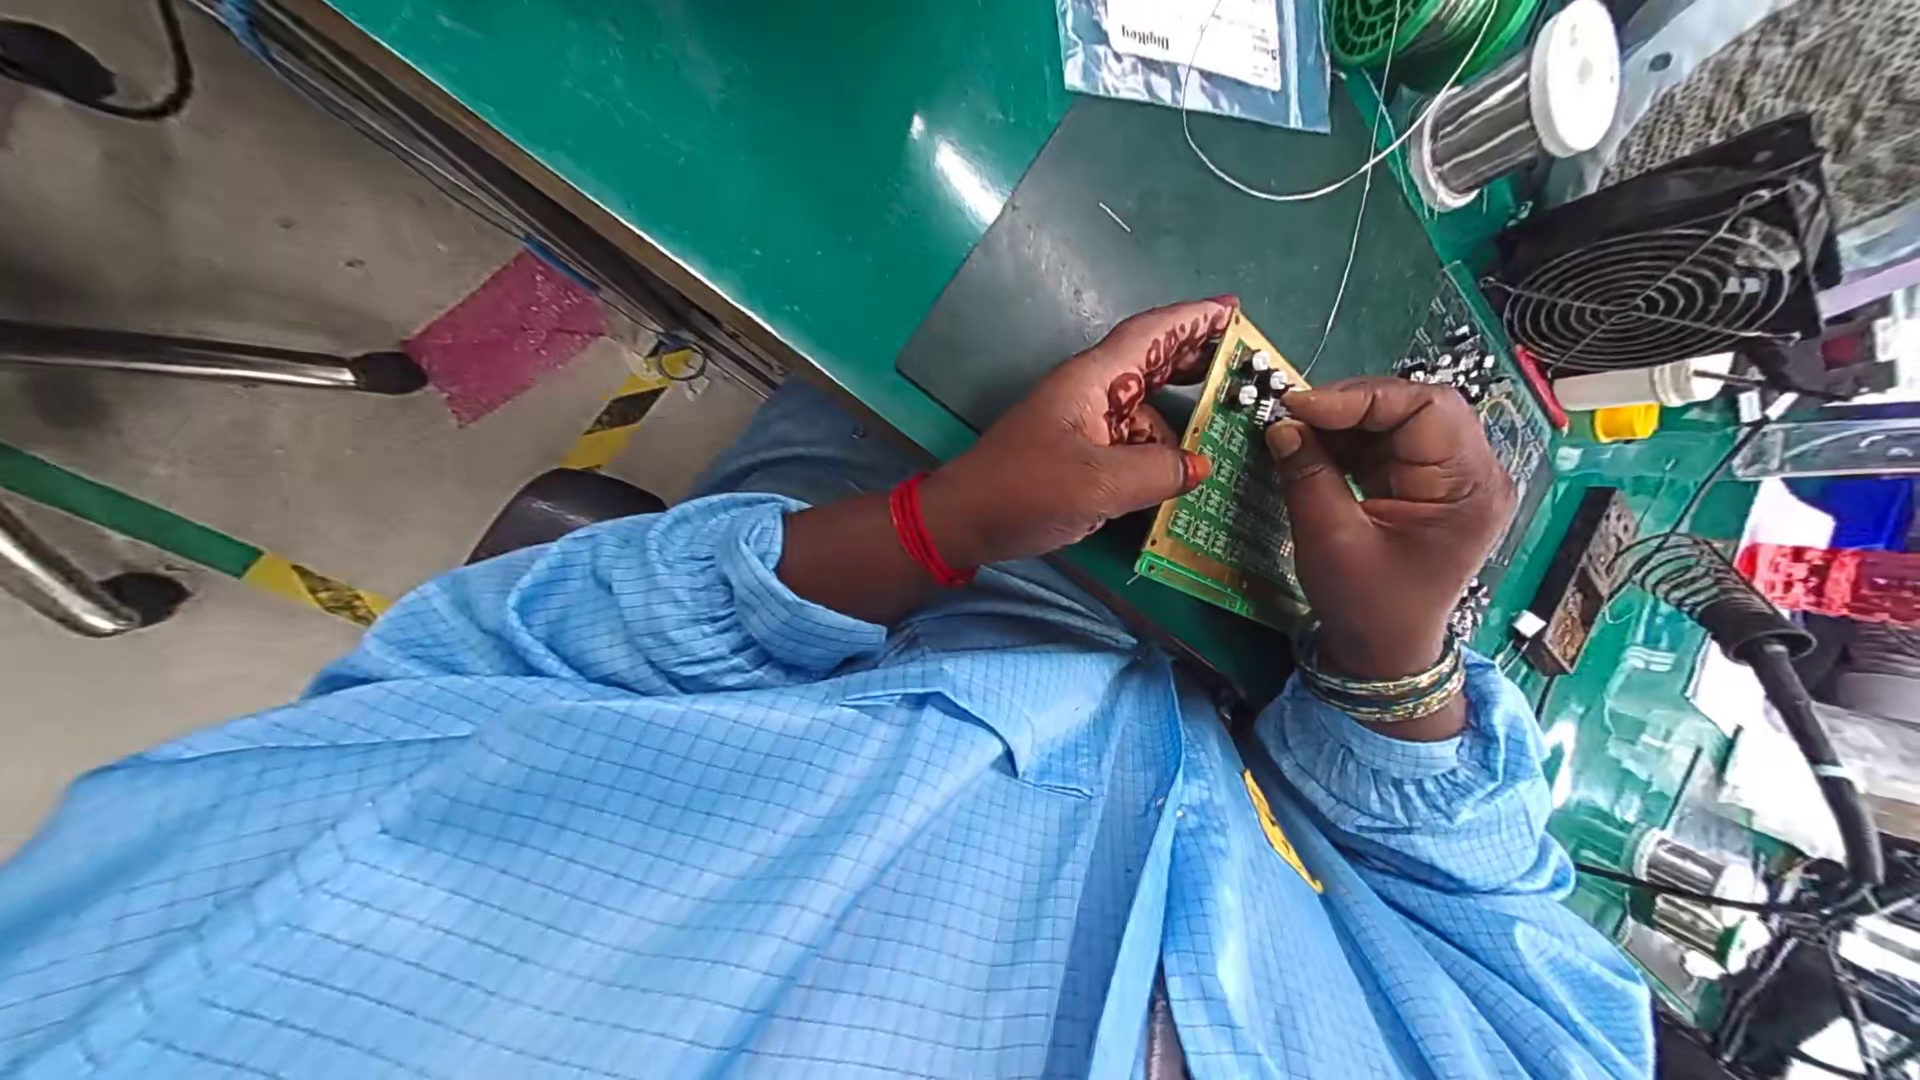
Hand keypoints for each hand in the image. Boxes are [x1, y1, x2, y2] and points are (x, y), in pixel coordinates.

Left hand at [919, 297, 1236, 566]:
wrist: (965, 522)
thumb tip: (1200, 465)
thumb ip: (1158, 470)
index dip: (1193, 319)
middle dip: (1194, 362)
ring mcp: (1082, 428)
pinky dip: (1156, 454)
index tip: (1234, 309)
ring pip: (1142, 413)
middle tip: (1243, 367)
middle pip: (1150, 366)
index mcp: (1091, 382)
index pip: (1149, 335)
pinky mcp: (1078, 458)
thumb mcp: (1099, 482)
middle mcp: (1089, 396)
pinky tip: (1181, 473)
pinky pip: (1128, 446)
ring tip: (1223, 433)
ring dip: (1180, 420)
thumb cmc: (1024, 490)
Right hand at [1265, 377, 1512, 680]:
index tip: (1297, 406)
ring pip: (1394, 423)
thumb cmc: (1366, 604)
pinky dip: (1342, 441)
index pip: (1426, 408)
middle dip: (1349, 406)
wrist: (1382, 650)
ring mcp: (1443, 478)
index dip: (1360, 398)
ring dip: (1341, 423)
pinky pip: (1381, 446)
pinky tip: (1310, 446)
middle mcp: (1468, 472)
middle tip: (1293, 415)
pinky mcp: (1417, 486)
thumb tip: (1281, 428)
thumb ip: (1307, 476)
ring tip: (1294, 430)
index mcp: (1467, 486)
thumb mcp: (1330, 539)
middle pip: (1414, 408)